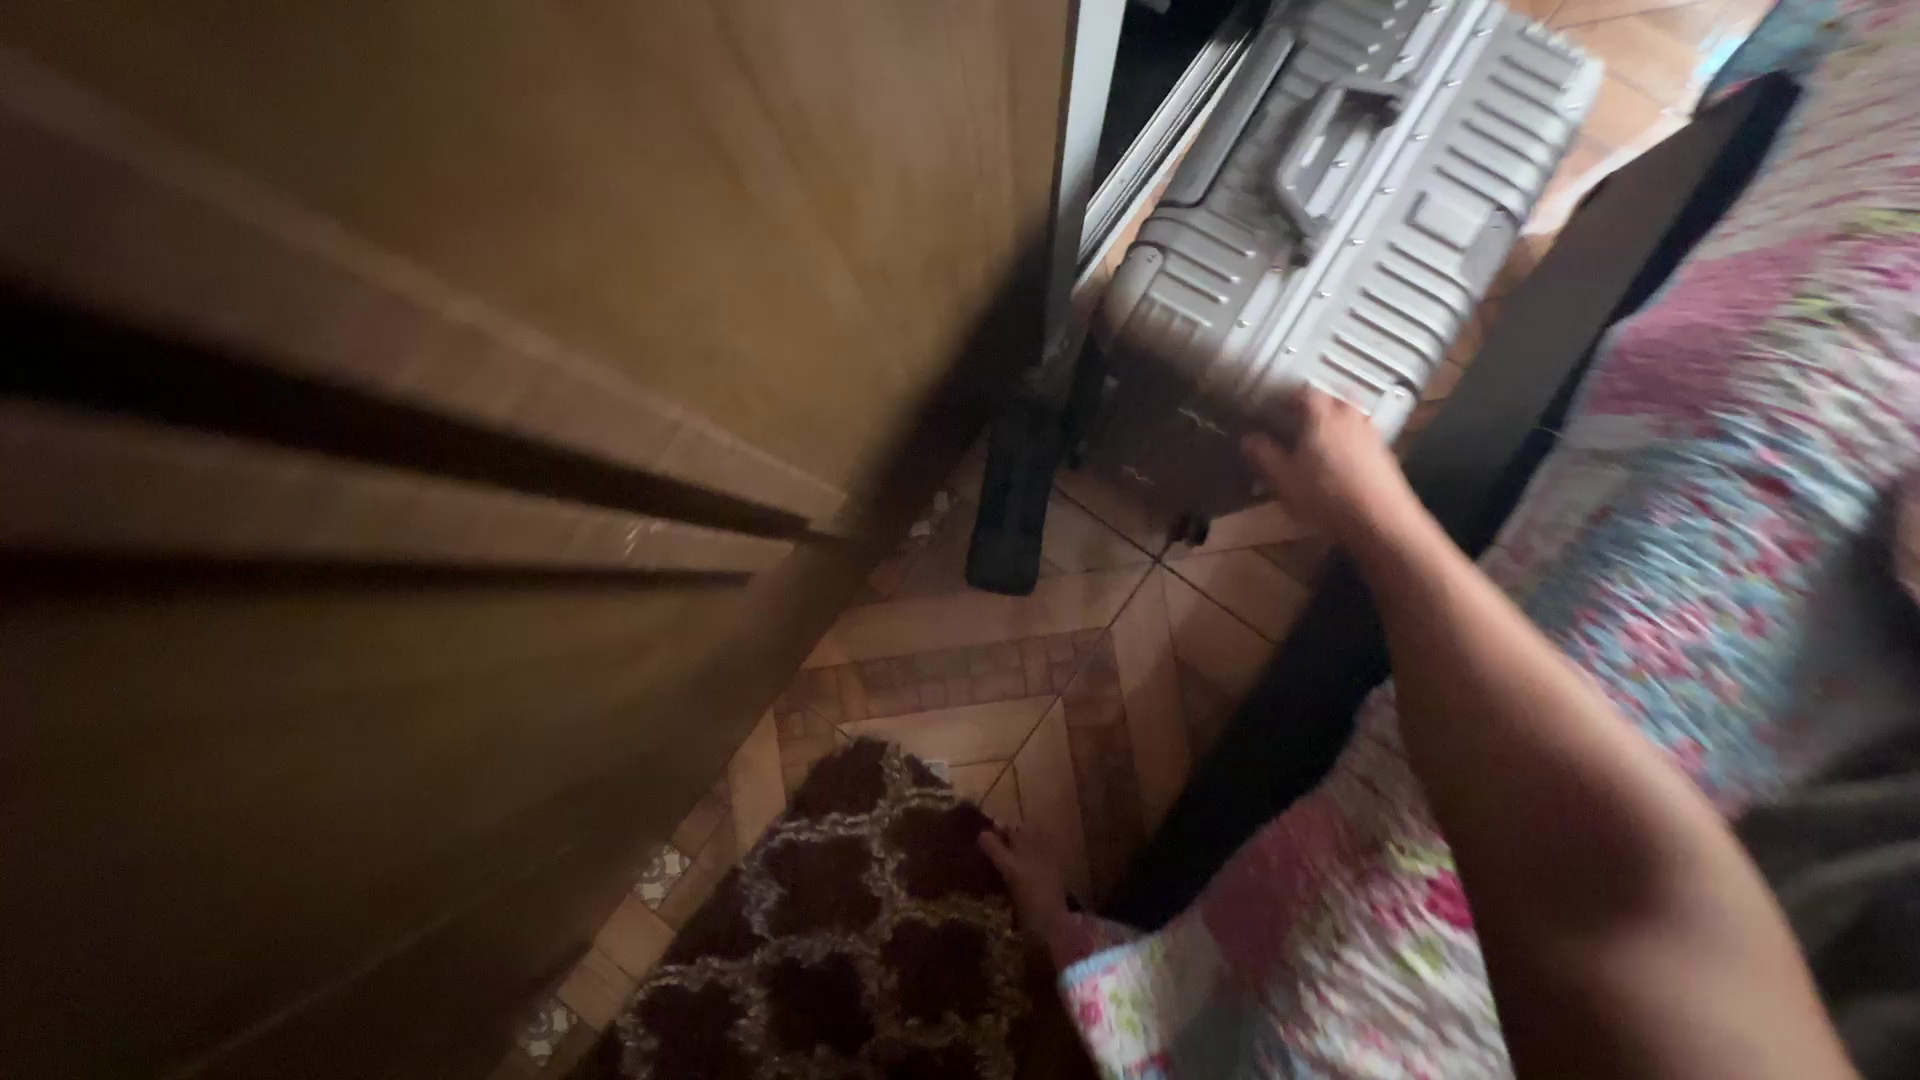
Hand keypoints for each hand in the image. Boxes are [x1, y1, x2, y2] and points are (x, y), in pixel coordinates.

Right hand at [1240, 387, 1417, 544]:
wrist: (1378, 518)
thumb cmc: (1323, 494)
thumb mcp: (1282, 478)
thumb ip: (1263, 454)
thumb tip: (1247, 438)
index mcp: (1321, 417)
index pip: (1305, 393)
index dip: (1289, 397)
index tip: (1277, 407)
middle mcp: (1348, 417)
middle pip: (1333, 400)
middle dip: (1316, 406)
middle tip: (1300, 420)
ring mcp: (1370, 434)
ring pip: (1350, 416)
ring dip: (1335, 422)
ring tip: (1320, 440)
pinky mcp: (1385, 453)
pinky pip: (1362, 436)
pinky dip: (1350, 440)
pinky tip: (1341, 461)